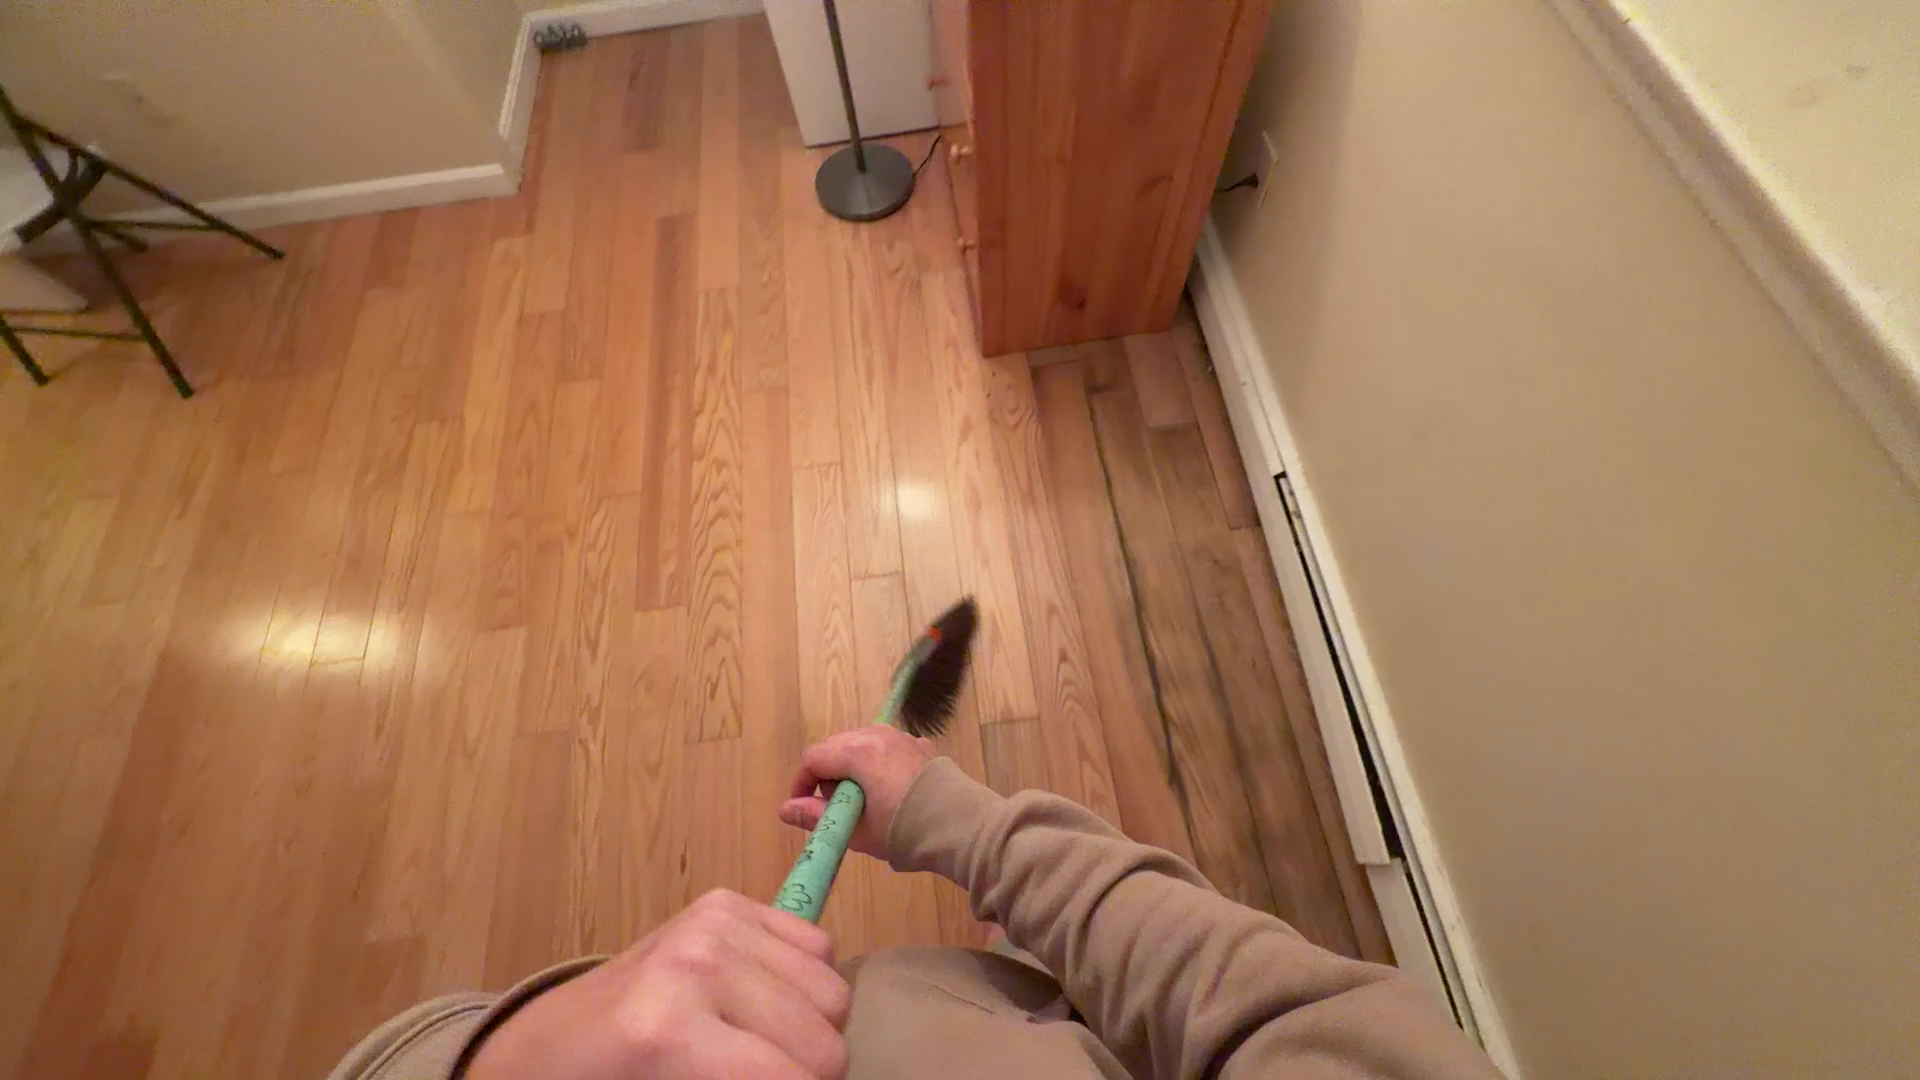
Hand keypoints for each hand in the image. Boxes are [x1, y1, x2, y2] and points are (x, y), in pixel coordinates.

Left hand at [466, 890, 850, 1079]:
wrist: (545, 1047)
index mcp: (667, 1033)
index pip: (795, 1079)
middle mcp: (701, 961)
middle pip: (826, 1040)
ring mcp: (717, 921)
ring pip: (833, 991)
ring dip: (813, 1035)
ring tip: (771, 1054)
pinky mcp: (729, 901)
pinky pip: (820, 946)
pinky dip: (806, 987)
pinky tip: (765, 1006)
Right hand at [779, 727, 938, 860]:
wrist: (956, 824)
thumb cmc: (900, 829)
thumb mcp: (854, 829)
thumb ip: (816, 816)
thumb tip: (785, 809)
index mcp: (856, 752)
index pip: (813, 757)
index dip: (802, 782)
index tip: (804, 809)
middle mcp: (876, 734)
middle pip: (836, 746)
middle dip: (827, 774)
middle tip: (835, 807)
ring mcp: (900, 736)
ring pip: (861, 743)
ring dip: (852, 766)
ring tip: (862, 799)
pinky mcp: (918, 744)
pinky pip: (886, 747)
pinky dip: (877, 763)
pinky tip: (888, 790)